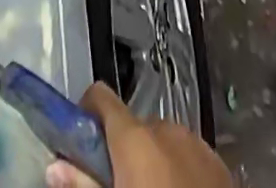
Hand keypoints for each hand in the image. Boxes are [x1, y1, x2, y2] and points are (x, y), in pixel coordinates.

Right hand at [45, 82, 232, 187]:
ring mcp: (197, 144)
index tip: (80, 141)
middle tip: (116, 182)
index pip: (100, 95)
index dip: (85, 112)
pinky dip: (178, 169)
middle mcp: (165, 128)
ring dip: (150, 159)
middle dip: (120, 148)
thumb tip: (54, 166)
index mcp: (134, 136)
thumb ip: (83, 184)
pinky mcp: (220, 165)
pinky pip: (188, 156)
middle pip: (130, 124)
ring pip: (160, 140)